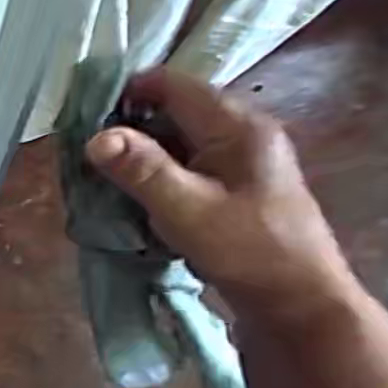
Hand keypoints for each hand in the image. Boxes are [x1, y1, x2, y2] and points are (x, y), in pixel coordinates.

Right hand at [86, 69, 361, 323]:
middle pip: (174, 109)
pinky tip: (141, 198)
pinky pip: (188, 162)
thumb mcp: (186, 210)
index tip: (87, 121)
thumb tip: (95, 137)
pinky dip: (159, 173)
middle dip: (130, 128)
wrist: (300, 303)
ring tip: (108, 179)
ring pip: (178, 138)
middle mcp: (243, 131)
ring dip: (142, 154)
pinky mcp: (237, 183)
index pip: (172, 85)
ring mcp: (242, 158)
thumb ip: (141, 170)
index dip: (127, 94)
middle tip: (92, 157)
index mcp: (237, 126)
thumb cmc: (247, 251)